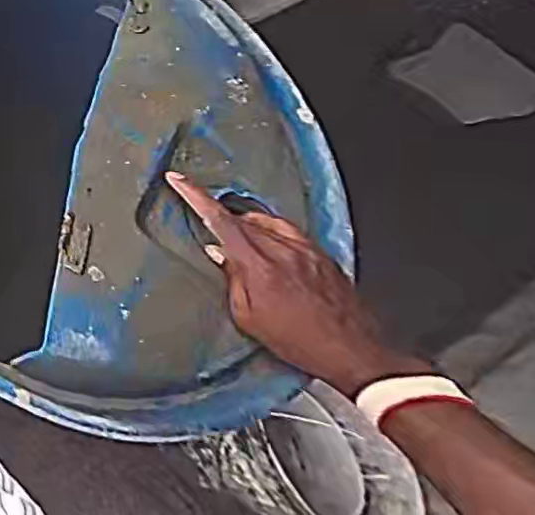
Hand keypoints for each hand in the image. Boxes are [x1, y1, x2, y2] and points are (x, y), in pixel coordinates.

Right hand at [165, 172, 425, 392]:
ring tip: (242, 240)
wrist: (356, 355)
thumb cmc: (299, 342)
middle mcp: (281, 250)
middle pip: (240, 219)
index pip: (219, 219)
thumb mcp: (248, 318)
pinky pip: (288, 229)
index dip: (194, 195)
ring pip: (264, 221)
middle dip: (221, 220)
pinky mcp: (322, 255)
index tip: (178, 179)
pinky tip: (270, 241)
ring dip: (246, 225)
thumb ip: (230, 279)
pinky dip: (272, 229)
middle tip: (214, 235)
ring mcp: (305, 250)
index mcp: (258, 265)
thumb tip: (218, 252)